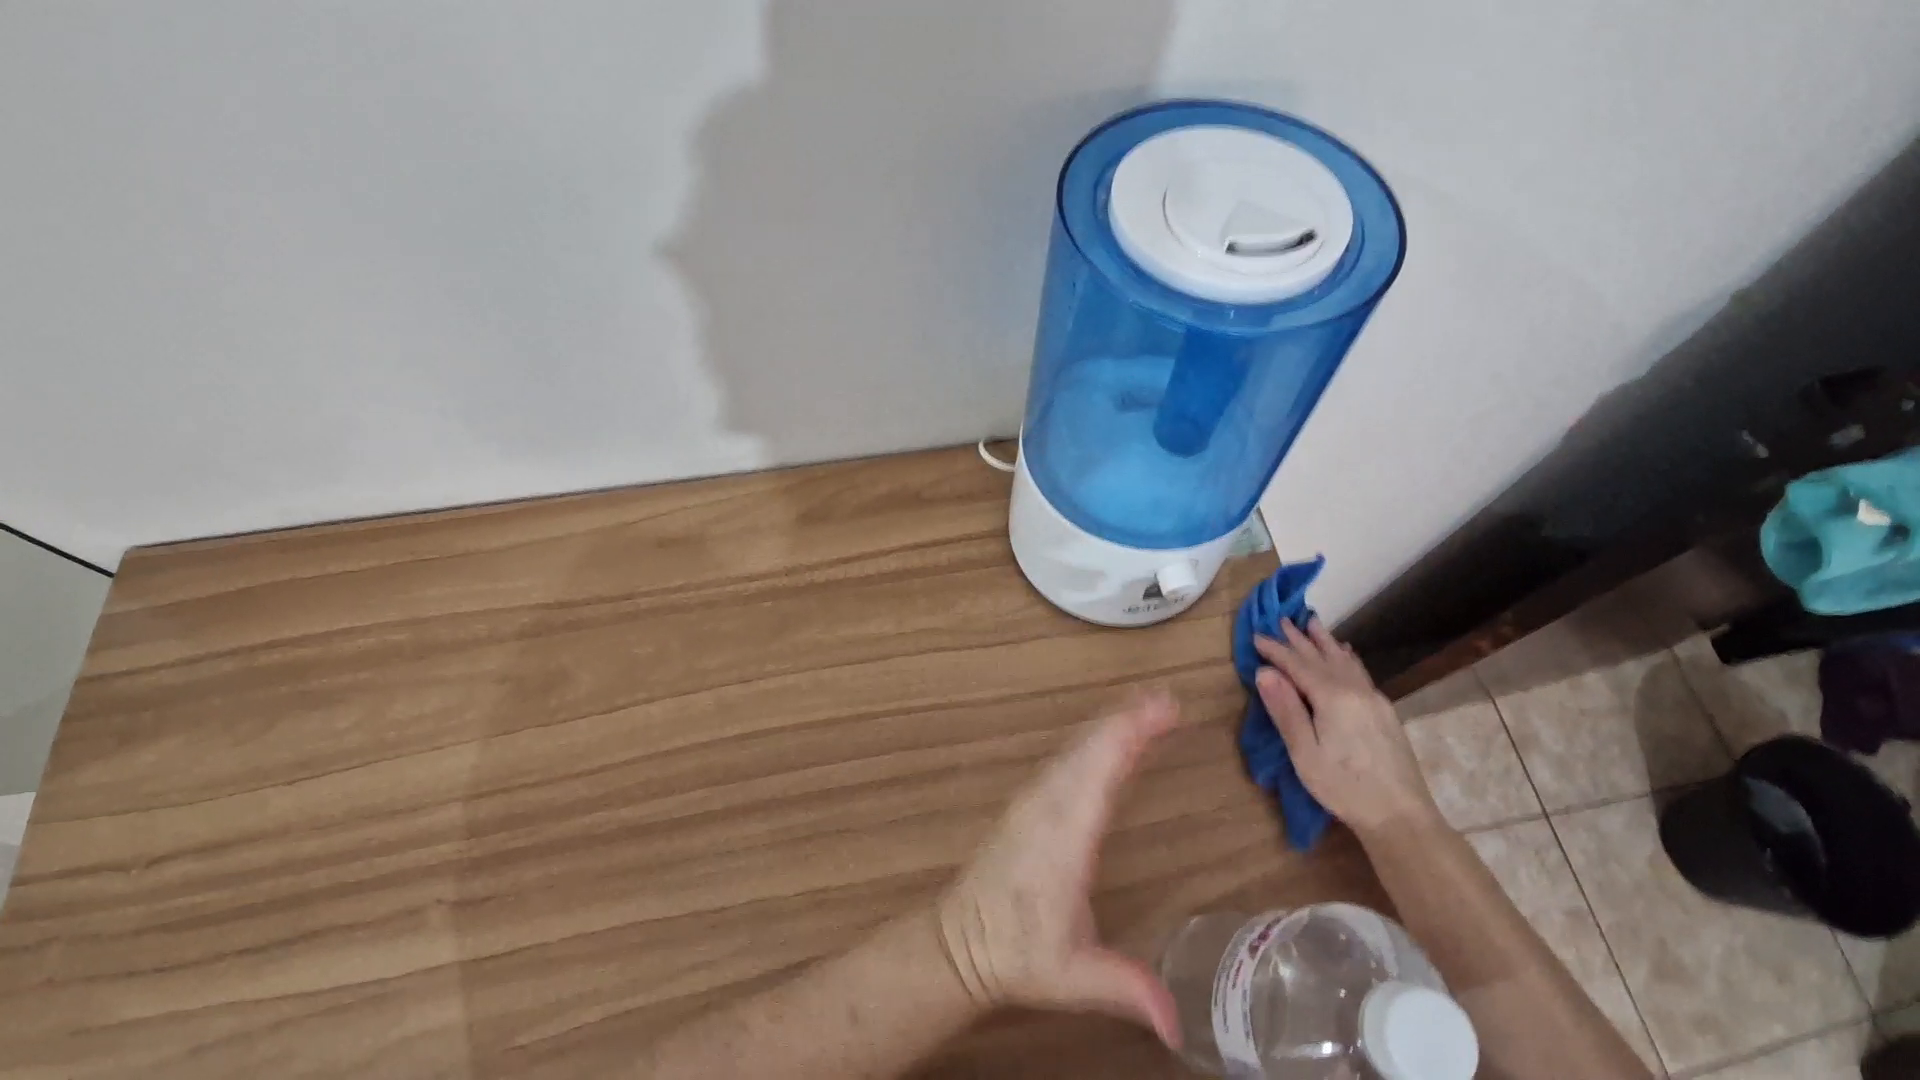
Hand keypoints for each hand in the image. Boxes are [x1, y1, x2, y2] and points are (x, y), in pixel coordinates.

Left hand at [936, 692, 1182, 1046]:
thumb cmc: (1017, 956)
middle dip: (1126, 720)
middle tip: (1167, 699)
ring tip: (1149, 703)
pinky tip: (1112, 730)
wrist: (960, 944)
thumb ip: (1124, 989)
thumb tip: (1177, 1027)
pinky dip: (1093, 738)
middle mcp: (1045, 811)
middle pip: (1087, 752)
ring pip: (1074, 750)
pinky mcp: (1029, 804)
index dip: (1126, 738)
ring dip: (1110, 723)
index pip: (1095, 777)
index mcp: (1060, 843)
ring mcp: (1033, 803)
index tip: (1161, 710)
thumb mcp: (1072, 978)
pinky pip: (1066, 759)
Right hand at [1253, 619, 1443, 837]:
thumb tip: (1265, 672)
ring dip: (1326, 642)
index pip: (1298, 666)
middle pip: (1323, 658)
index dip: (1276, 651)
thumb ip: (1286, 710)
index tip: (1256, 636)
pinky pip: (1360, 673)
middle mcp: (1355, 691)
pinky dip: (1347, 658)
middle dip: (1300, 640)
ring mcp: (1374, 700)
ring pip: (1345, 662)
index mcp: (1333, 698)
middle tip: (1283, 620)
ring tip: (1314, 624)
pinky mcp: (1384, 712)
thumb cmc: (1344, 787)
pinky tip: (1347, 655)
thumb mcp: (1305, 753)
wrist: (1400, 814)